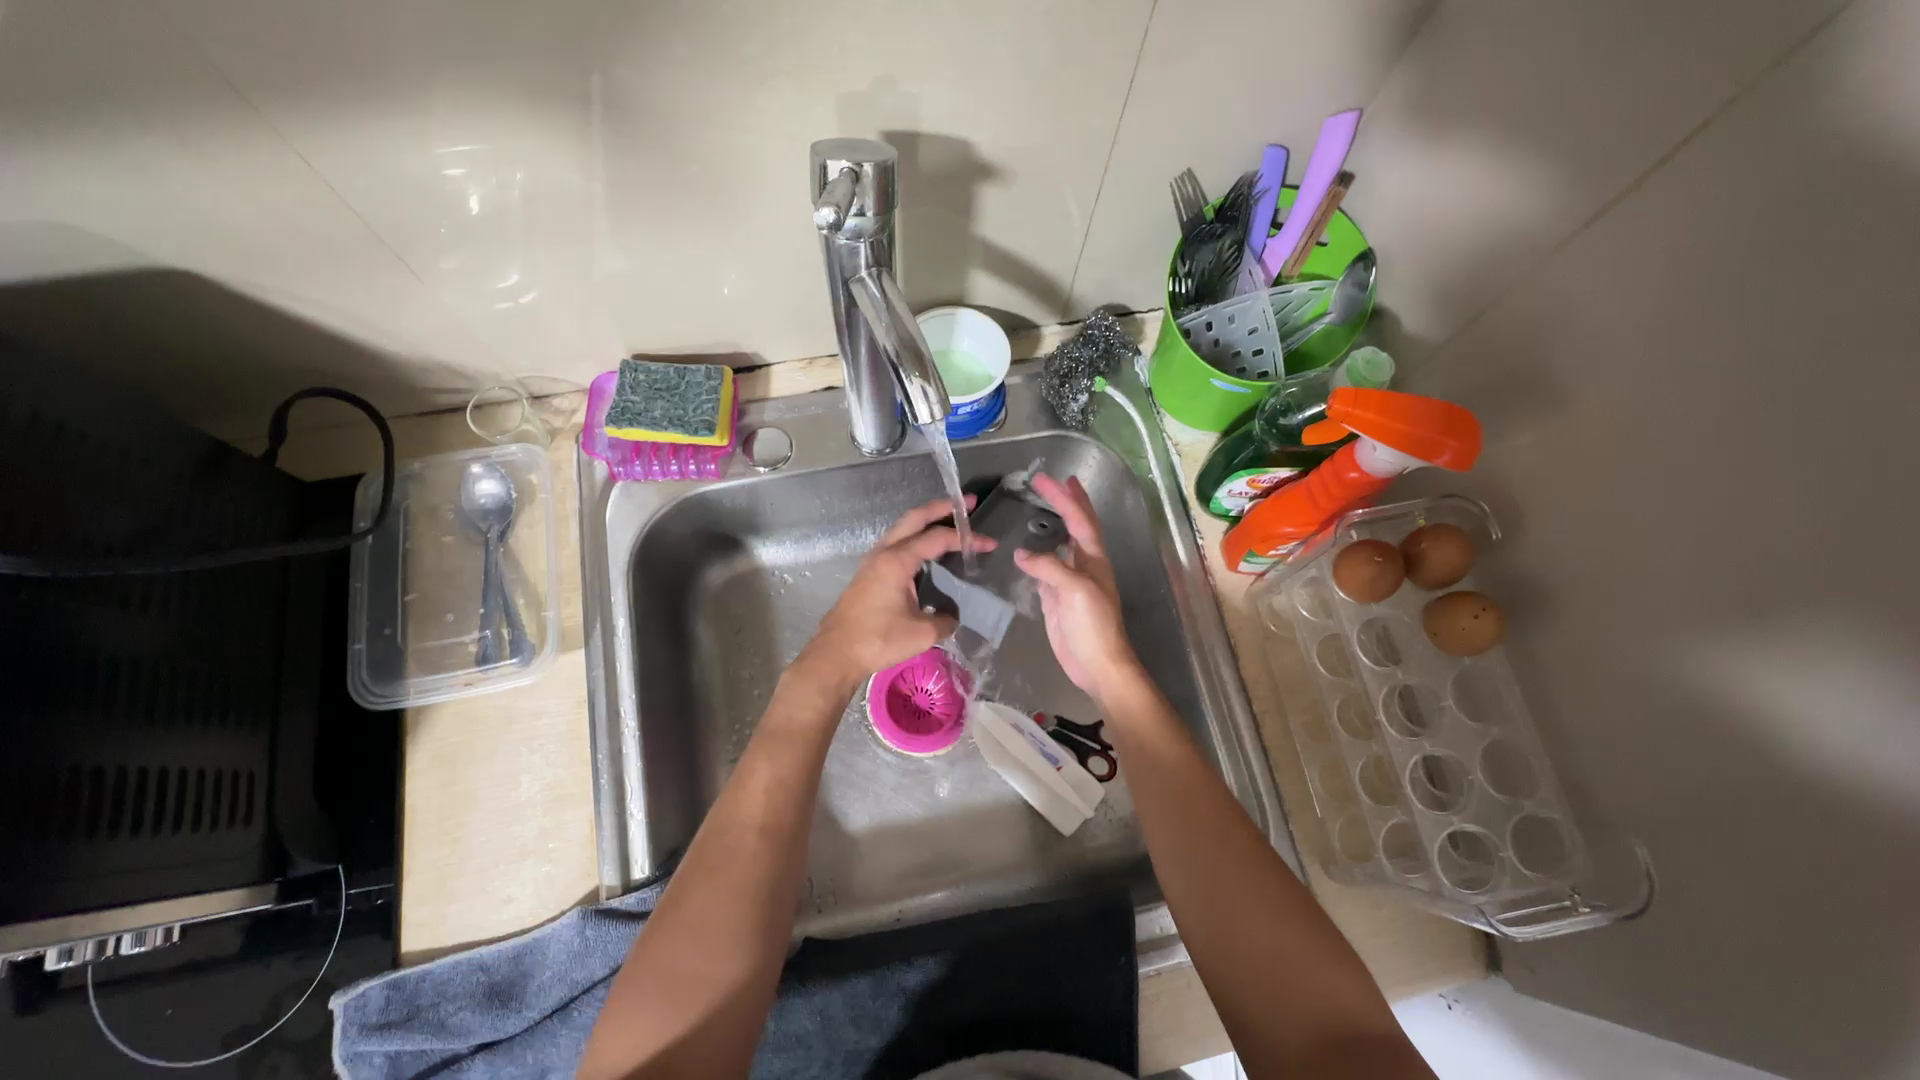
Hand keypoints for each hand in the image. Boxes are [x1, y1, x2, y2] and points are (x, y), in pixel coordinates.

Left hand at [799, 496, 996, 686]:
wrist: (836, 654)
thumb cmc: (878, 640)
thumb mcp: (923, 633)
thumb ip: (945, 619)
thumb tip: (952, 615)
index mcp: (897, 561)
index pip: (937, 538)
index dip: (966, 538)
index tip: (989, 543)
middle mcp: (883, 553)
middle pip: (914, 519)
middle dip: (941, 508)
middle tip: (968, 504)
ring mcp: (872, 562)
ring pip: (902, 530)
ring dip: (925, 522)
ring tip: (949, 523)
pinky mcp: (868, 574)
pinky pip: (896, 545)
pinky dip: (914, 539)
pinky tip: (927, 553)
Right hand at [1012, 474, 1141, 696]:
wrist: (1097, 664)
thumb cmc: (1093, 625)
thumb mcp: (1073, 590)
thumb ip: (1048, 568)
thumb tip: (1021, 555)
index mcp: (1094, 558)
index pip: (1079, 519)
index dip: (1065, 498)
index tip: (1047, 478)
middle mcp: (1084, 565)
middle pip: (1076, 526)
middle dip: (1065, 503)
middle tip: (1048, 482)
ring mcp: (1070, 583)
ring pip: (1061, 547)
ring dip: (1053, 527)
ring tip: (1041, 509)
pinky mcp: (1057, 601)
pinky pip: (1046, 572)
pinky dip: (1037, 558)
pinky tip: (1027, 554)